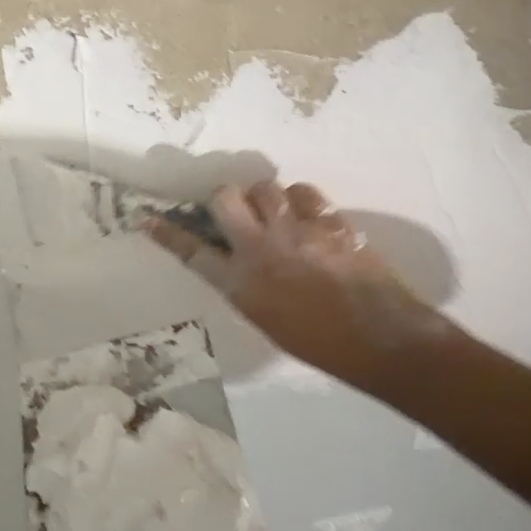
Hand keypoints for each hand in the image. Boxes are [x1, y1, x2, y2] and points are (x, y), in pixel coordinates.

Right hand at [146, 181, 453, 393]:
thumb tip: (237, 258)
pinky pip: (303, 192)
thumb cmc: (321, 343)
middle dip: (225, 199)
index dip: (167, 233)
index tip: (147, 218)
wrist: (382, 341)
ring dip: (264, 198)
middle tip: (235, 210)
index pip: (192, 251)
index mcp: (240, 285)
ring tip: (276, 213)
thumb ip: (245, 283)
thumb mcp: (267, 318)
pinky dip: (299, 200)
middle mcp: (260, 250)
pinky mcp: (329, 221)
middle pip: (224, 198)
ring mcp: (296, 231)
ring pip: (264, 188)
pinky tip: (306, 215)